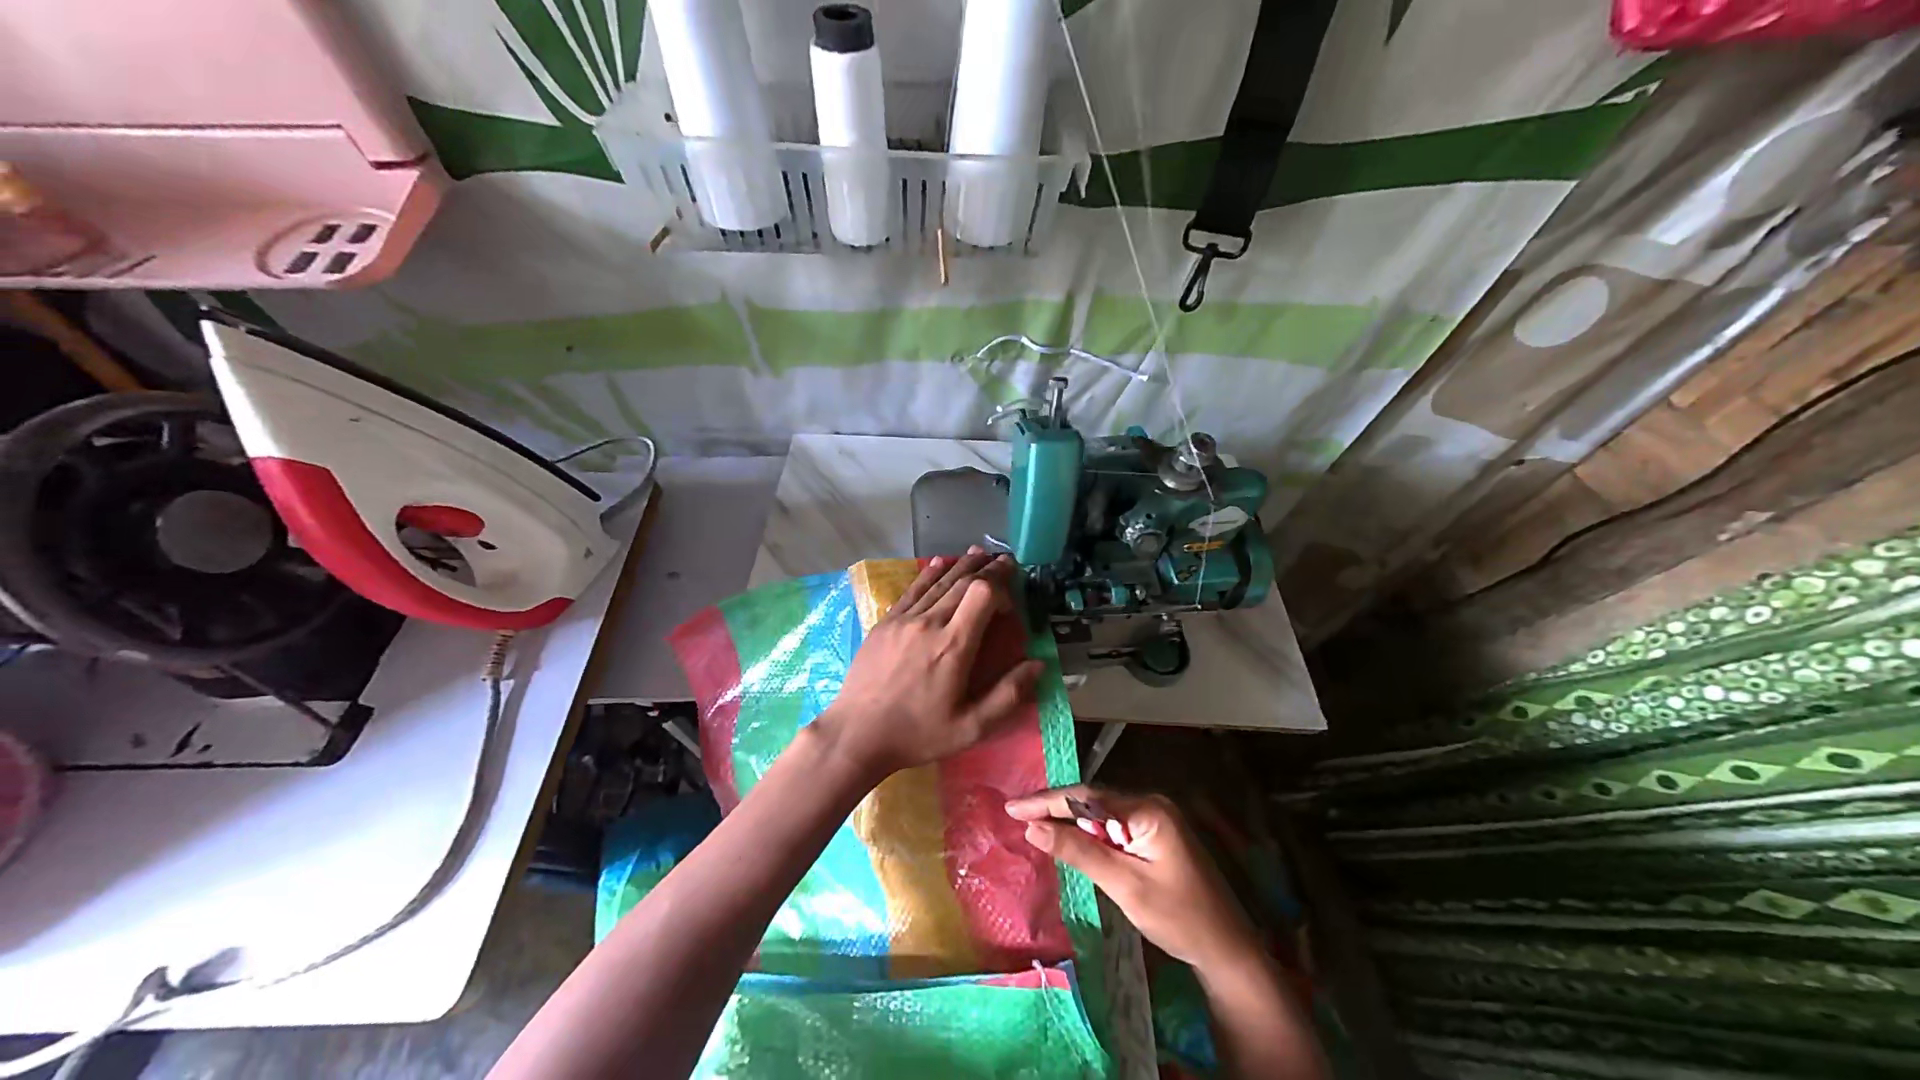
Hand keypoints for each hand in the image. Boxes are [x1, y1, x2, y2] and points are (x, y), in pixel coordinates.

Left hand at [818, 550, 1043, 781]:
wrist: (857, 735)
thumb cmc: (917, 734)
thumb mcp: (971, 727)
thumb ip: (1008, 695)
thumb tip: (1038, 665)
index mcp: (953, 646)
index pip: (982, 595)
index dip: (1001, 588)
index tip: (1012, 600)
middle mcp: (929, 624)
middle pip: (962, 583)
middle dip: (987, 570)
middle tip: (1005, 560)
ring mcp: (903, 620)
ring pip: (938, 582)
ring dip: (961, 566)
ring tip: (979, 553)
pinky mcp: (885, 623)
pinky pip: (912, 590)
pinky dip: (929, 574)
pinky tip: (940, 563)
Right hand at [1006, 785, 1259, 971]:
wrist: (1227, 949)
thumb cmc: (1179, 918)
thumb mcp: (1125, 886)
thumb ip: (1079, 852)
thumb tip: (1033, 828)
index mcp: (1148, 810)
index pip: (1087, 798)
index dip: (1047, 801)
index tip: (1013, 807)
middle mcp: (1151, 804)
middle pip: (1093, 800)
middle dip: (1054, 807)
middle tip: (1015, 813)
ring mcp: (1155, 818)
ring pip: (1101, 813)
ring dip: (1069, 820)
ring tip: (1032, 823)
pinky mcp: (1155, 835)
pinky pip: (1113, 825)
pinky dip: (1088, 833)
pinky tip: (1067, 838)